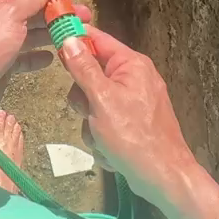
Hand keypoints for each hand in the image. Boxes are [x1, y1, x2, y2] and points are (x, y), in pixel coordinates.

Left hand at [0, 0, 75, 99]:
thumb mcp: (12, 15)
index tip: (72, 1)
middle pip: (29, 13)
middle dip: (54, 17)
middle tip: (82, 20)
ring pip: (28, 35)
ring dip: (49, 36)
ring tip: (74, 37)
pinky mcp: (1, 64)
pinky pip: (22, 57)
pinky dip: (36, 56)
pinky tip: (52, 58)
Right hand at [58, 25, 203, 205]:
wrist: (164, 180)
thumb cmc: (133, 136)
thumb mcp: (102, 100)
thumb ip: (83, 68)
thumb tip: (69, 38)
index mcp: (131, 64)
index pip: (97, 39)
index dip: (75, 39)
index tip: (53, 42)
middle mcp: (134, 78)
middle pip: (91, 74)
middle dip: (84, 99)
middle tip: (89, 112)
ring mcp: (134, 102)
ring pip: (94, 102)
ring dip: (92, 124)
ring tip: (102, 139)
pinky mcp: (133, 123)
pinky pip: (105, 121)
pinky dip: (103, 137)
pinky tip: (111, 152)